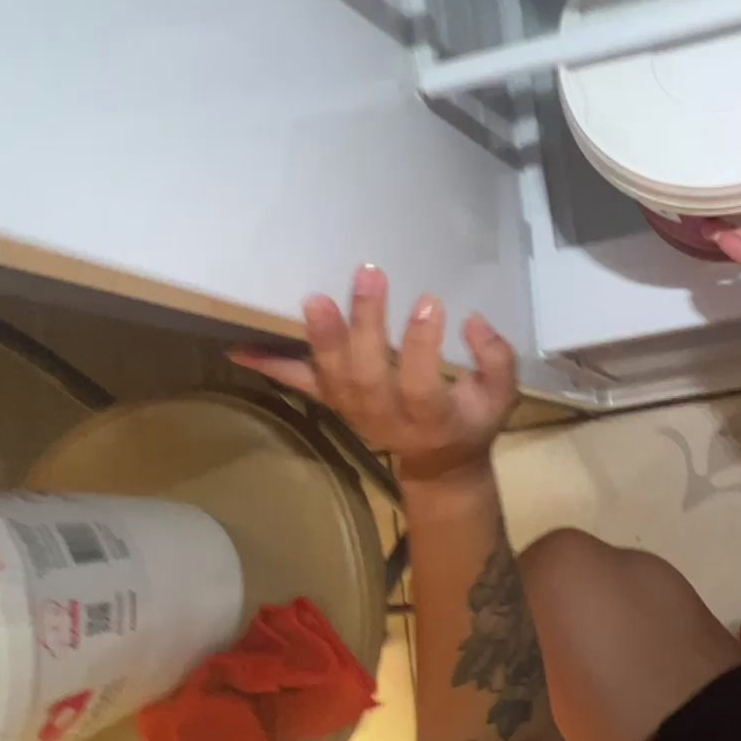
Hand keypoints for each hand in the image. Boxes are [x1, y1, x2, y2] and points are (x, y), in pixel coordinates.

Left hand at [230, 265, 517, 482]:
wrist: (441, 464)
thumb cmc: (474, 421)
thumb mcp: (502, 397)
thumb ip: (496, 359)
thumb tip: (471, 320)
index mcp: (433, 419)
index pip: (423, 384)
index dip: (423, 345)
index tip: (429, 301)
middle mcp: (388, 420)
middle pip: (368, 376)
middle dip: (366, 326)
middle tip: (368, 276)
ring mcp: (356, 414)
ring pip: (333, 379)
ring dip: (321, 339)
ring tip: (315, 298)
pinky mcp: (336, 404)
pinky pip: (301, 386)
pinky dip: (270, 366)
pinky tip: (238, 346)